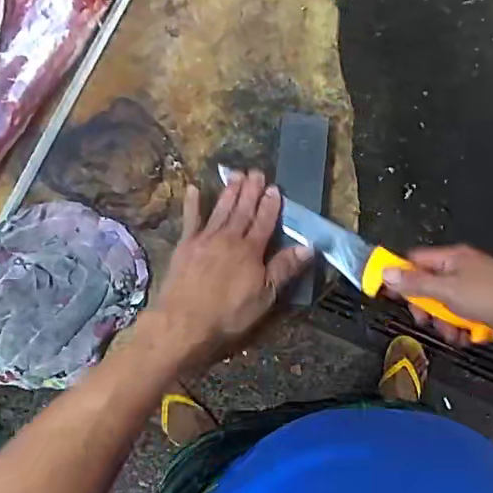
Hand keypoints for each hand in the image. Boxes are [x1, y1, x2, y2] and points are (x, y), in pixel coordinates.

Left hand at [139, 170, 314, 368]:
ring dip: (229, 192)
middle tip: (256, 172)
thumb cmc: (229, 314)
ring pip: (221, 210)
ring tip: (236, 175)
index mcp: (250, 251)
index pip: (264, 222)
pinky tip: (193, 188)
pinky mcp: (185, 245)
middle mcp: (229, 238)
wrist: (184, 321)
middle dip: (251, 191)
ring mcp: (205, 239)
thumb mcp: (264, 296)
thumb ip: (283, 269)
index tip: (275, 188)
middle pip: (243, 211)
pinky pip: (190, 219)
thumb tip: (308, 247)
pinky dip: (192, 204)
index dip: (270, 205)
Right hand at [379, 244, 492, 346]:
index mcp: (451, 258)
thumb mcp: (447, 292)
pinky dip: (460, 326)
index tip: (389, 294)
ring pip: (444, 303)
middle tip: (425, 320)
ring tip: (453, 332)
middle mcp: (462, 268)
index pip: (413, 261)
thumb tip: (385, 272)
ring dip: (443, 320)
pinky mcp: (486, 304)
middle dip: (425, 306)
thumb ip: (414, 284)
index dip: (399, 277)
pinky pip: (461, 313)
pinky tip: (467, 335)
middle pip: (427, 285)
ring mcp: (475, 286)